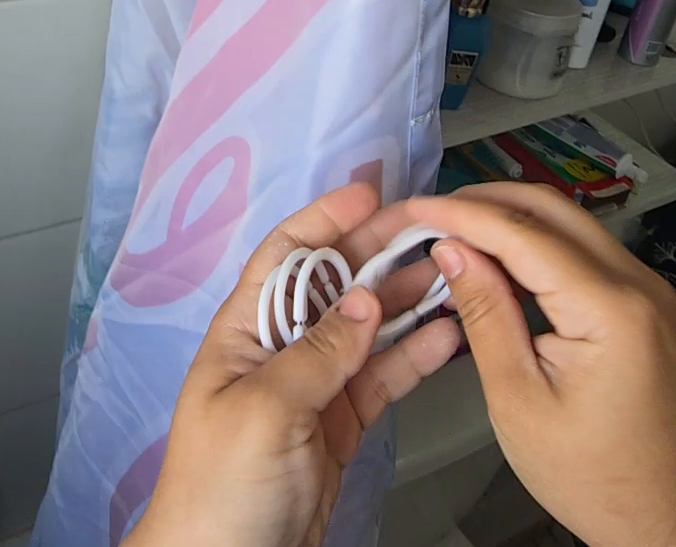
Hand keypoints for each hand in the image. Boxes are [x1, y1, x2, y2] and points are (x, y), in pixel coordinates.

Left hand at [126, 182, 462, 546]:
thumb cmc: (223, 481)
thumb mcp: (265, 408)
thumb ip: (318, 353)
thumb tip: (366, 298)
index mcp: (247, 327)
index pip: (286, 256)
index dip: (324, 220)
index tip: (367, 194)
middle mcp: (282, 344)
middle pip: (335, 284)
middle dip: (377, 252)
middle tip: (429, 228)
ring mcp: (317, 382)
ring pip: (367, 327)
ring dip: (406, 300)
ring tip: (452, 273)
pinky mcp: (345, 419)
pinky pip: (383, 376)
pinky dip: (414, 356)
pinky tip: (447, 336)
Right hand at [405, 183, 675, 546]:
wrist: (666, 525)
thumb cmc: (588, 476)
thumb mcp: (517, 398)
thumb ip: (484, 312)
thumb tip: (449, 247)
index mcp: (610, 310)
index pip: (522, 234)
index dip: (461, 214)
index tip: (412, 208)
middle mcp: (637, 283)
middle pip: (549, 207)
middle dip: (482, 200)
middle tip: (428, 215)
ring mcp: (644, 287)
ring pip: (563, 219)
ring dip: (504, 214)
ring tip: (450, 229)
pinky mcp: (639, 299)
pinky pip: (577, 245)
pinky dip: (528, 238)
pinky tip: (492, 255)